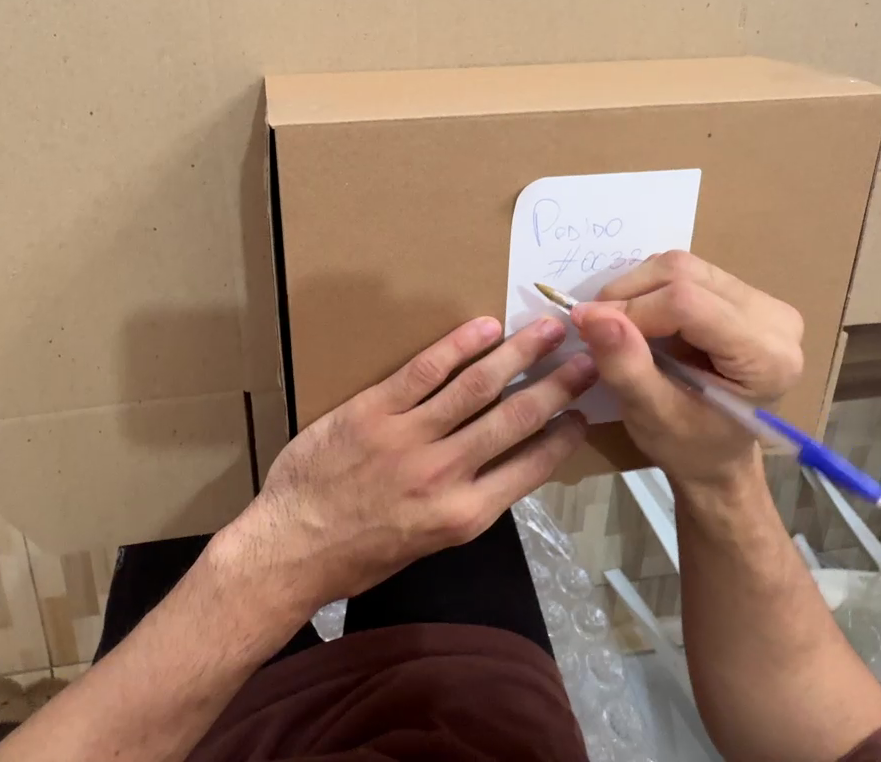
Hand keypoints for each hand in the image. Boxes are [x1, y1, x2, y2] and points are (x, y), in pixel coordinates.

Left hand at [226, 316, 594, 613]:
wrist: (292, 547)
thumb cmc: (359, 554)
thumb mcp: (428, 545)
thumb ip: (466, 503)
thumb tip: (498, 466)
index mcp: (464, 514)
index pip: (531, 466)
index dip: (563, 435)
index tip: (584, 412)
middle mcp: (446, 473)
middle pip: (514, 417)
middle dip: (557, 385)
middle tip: (588, 356)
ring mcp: (409, 437)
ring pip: (477, 386)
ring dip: (518, 354)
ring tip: (548, 329)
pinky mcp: (373, 411)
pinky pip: (424, 371)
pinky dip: (458, 347)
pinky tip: (484, 328)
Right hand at [572, 251, 804, 491]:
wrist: (718, 457)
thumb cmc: (689, 445)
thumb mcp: (651, 415)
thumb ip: (626, 365)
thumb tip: (592, 315)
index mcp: (766, 356)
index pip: (686, 303)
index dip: (630, 308)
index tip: (586, 325)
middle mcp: (775, 319)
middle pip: (683, 274)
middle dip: (629, 295)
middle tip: (596, 326)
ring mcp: (762, 301)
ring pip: (681, 266)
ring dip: (636, 289)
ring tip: (617, 327)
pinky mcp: (744, 294)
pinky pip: (685, 271)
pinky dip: (649, 288)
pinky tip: (642, 320)